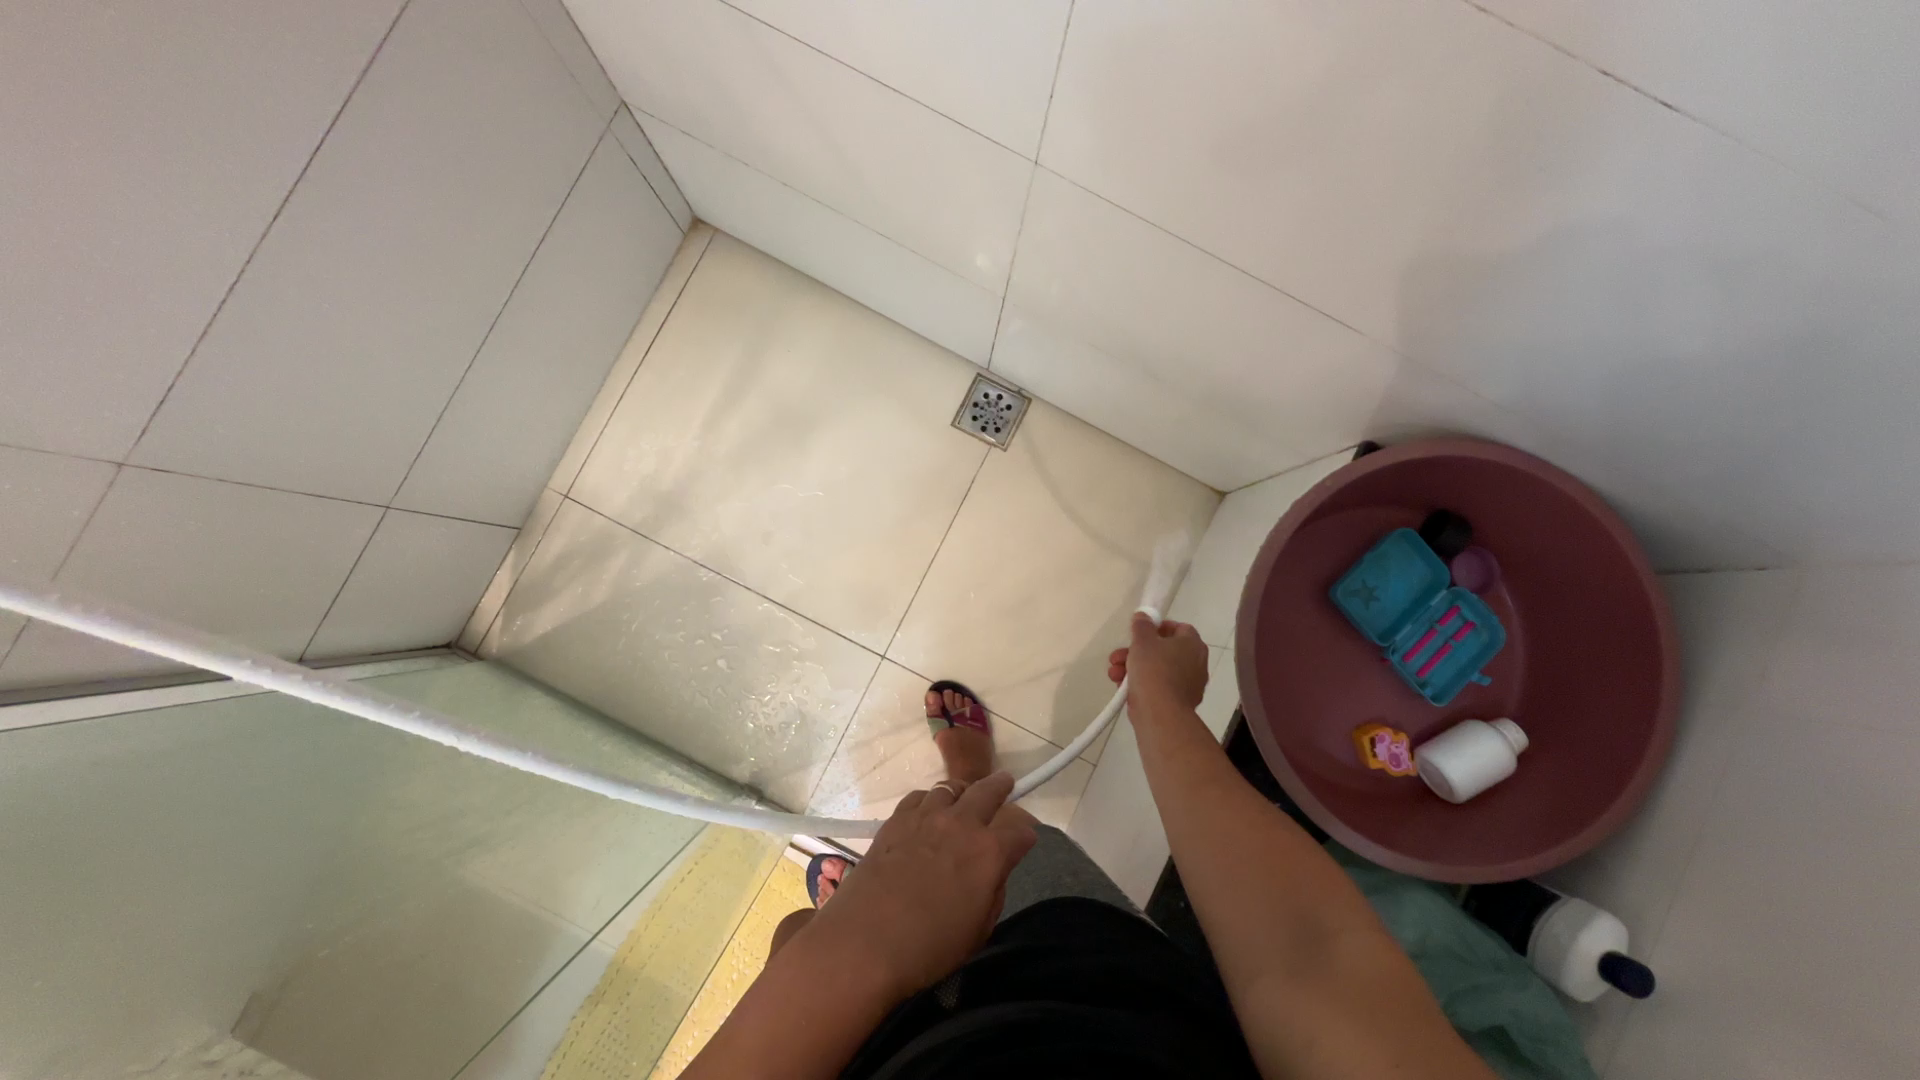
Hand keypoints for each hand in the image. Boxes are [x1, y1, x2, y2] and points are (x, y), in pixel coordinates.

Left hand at [804, 772, 1036, 998]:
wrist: (864, 943)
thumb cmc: (928, 948)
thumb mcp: (979, 930)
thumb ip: (993, 891)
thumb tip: (994, 869)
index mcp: (989, 853)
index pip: (1020, 830)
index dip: (1027, 834)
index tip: (1025, 839)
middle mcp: (961, 824)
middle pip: (988, 791)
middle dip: (1001, 786)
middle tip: (1005, 784)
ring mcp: (925, 817)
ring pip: (952, 787)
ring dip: (964, 790)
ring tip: (965, 796)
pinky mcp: (896, 820)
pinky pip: (920, 796)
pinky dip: (930, 800)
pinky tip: (928, 812)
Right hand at [1108, 612, 1208, 710]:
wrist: (1160, 714)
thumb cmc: (1154, 670)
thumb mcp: (1142, 641)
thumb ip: (1142, 625)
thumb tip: (1144, 616)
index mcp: (1192, 644)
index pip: (1178, 628)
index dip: (1157, 627)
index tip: (1139, 632)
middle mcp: (1196, 663)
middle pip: (1163, 650)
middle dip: (1135, 651)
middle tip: (1118, 656)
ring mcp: (1188, 684)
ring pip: (1157, 669)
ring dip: (1132, 668)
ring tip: (1113, 673)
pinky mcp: (1177, 702)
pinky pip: (1158, 686)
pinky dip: (1141, 684)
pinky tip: (1122, 688)